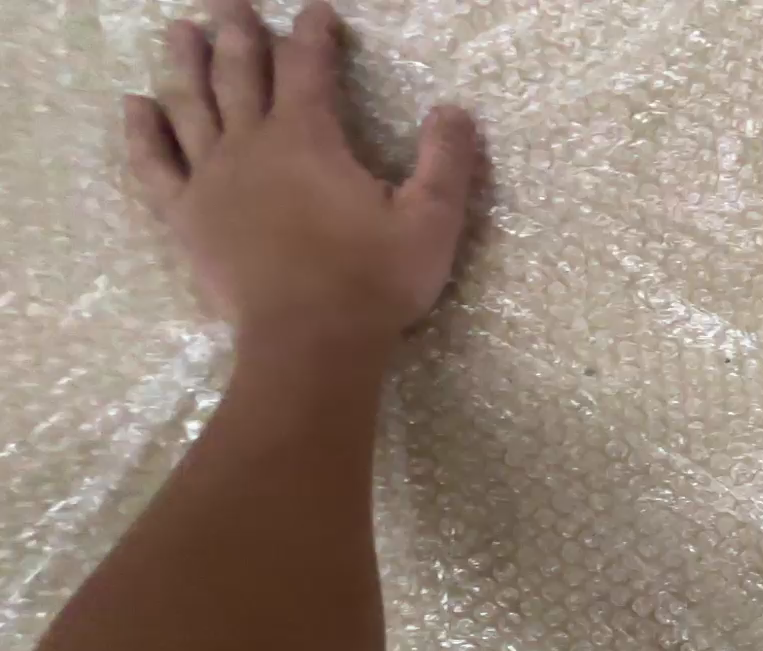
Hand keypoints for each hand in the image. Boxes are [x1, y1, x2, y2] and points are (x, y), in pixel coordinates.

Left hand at [122, 0, 476, 343]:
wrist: (313, 335)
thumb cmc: (378, 278)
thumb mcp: (433, 222)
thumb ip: (446, 163)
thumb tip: (454, 110)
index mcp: (309, 141)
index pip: (308, 70)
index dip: (314, 36)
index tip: (319, 13)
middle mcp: (250, 144)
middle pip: (238, 73)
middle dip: (239, 32)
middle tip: (232, 3)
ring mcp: (210, 177)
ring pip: (189, 103)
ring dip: (186, 62)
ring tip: (183, 32)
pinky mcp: (187, 213)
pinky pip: (153, 161)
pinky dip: (142, 129)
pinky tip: (137, 106)